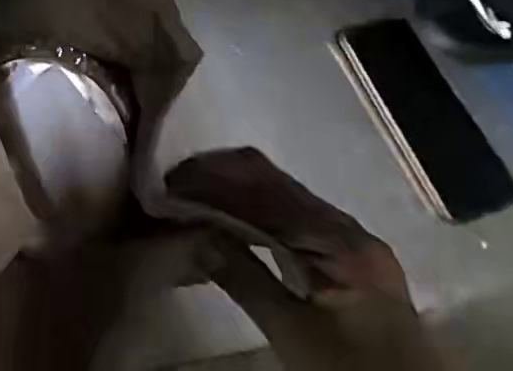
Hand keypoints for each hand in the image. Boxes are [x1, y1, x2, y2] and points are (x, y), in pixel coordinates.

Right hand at [166, 148, 446, 370]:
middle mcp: (344, 226)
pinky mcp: (338, 258)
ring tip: (186, 202)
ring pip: (273, 194)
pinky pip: (283, 216)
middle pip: (268, 180)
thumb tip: (191, 233)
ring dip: (227, 192)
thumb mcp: (297, 336)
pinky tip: (220, 222)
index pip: (263, 184)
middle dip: (215, 178)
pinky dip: (246, 212)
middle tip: (170, 190)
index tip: (169, 185)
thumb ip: (244, 278)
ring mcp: (344, 239)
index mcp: (340, 238)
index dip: (211, 177)